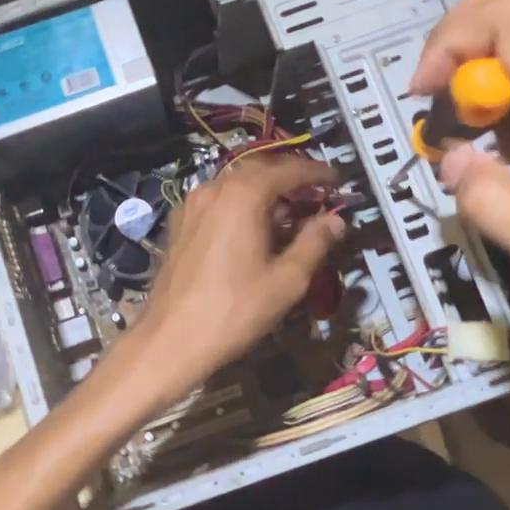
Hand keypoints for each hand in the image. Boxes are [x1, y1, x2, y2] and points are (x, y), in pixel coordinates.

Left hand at [122, 157, 344, 406]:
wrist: (172, 338)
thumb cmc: (235, 310)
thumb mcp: (286, 280)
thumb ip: (314, 243)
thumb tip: (336, 219)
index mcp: (243, 195)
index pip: (288, 170)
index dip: (316, 173)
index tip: (338, 180)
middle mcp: (214, 189)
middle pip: (259, 171)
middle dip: (289, 178)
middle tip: (316, 194)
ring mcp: (192, 206)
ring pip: (235, 185)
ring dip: (264, 191)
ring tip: (288, 213)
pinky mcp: (179, 225)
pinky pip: (217, 202)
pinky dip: (240, 205)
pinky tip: (252, 229)